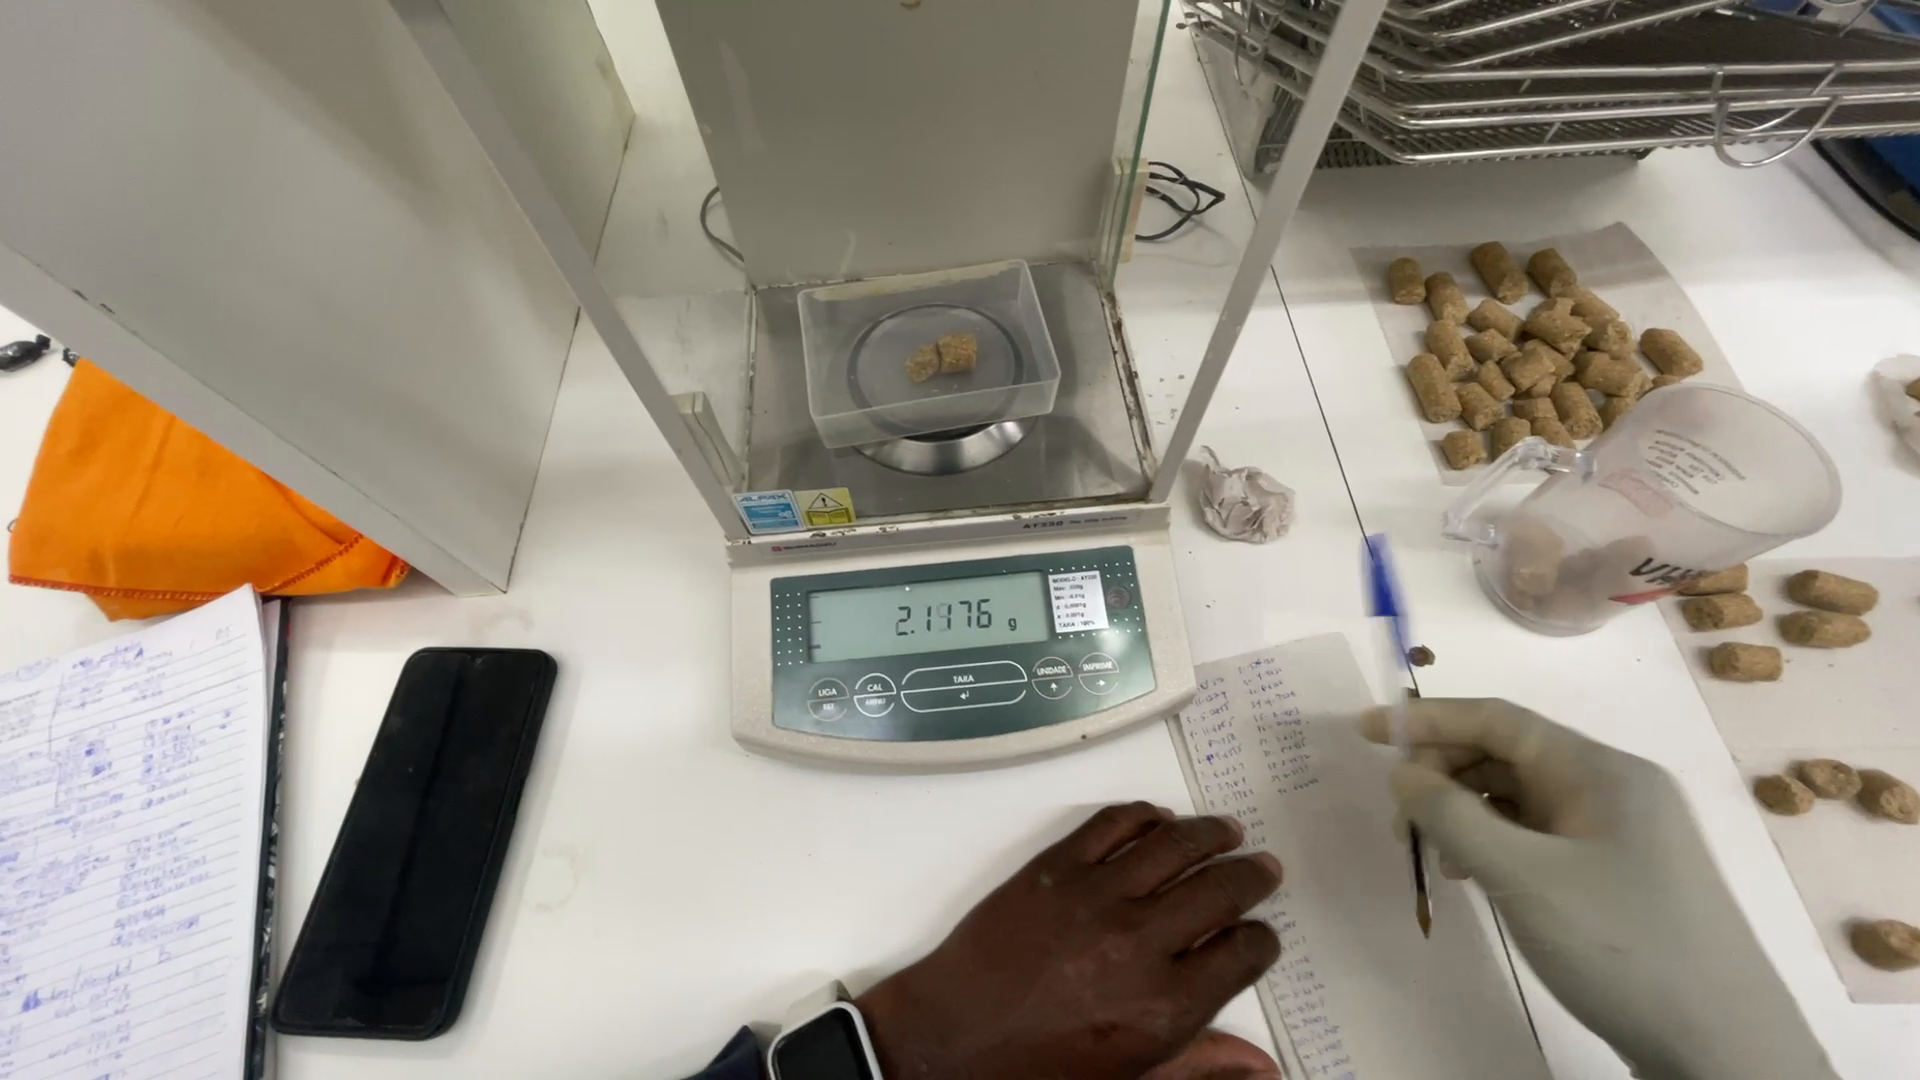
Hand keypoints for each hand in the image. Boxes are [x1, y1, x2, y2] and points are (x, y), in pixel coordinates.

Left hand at [856, 802, 1282, 1079]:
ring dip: (1209, 833)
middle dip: (1250, 876)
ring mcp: (1096, 894)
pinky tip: (1159, 816)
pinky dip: (1142, 814)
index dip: (1261, 939)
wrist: (957, 1035)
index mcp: (1164, 1004)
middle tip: (1263, 867)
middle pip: (1219, 890)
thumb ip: (1201, 1067)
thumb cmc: (1040, 1067)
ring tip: (1227, 831)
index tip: (1261, 932)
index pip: (1242, 954)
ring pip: (1172, 844)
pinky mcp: (1057, 866)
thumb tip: (1266, 1066)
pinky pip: (1111, 823)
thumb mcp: (1131, 1079)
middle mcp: (1140, 941)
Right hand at [1359, 698, 1837, 1079]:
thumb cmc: (1620, 945)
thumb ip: (1449, 813)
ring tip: (1425, 849)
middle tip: (1398, 813)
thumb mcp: (1519, 875)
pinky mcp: (1612, 873)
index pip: (1497, 719)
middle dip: (1439, 774)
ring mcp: (1615, 833)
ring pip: (1512, 797)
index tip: (1365, 730)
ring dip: (1458, 812)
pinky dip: (1487, 841)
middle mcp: (1610, 789)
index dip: (1425, 719)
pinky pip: (1531, 833)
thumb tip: (1401, 773)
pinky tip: (1465, 872)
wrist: (1727, 1059)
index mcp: (1600, 771)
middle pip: (1502, 755)